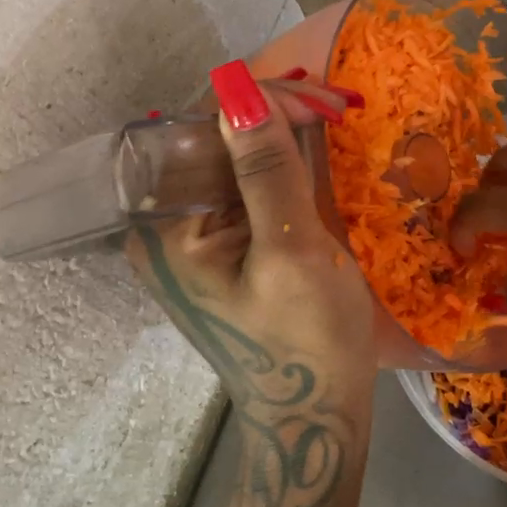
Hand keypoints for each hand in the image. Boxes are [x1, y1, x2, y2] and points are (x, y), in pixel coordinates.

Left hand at [126, 60, 376, 506]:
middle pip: (214, 139)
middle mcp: (166, 226)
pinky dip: (285, 160)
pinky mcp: (225, 243)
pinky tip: (319, 148)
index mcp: (164, 231)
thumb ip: (266, 171)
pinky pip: (247, 183)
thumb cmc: (306, 342)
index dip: (259, 104)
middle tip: (342, 106)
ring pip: (234, 155)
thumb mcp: (291, 253)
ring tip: (338, 115)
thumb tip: (240, 90)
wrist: (316, 416)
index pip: (200, 132)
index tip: (326, 102)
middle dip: (277, 114)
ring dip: (286, 131)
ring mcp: (195, 235)